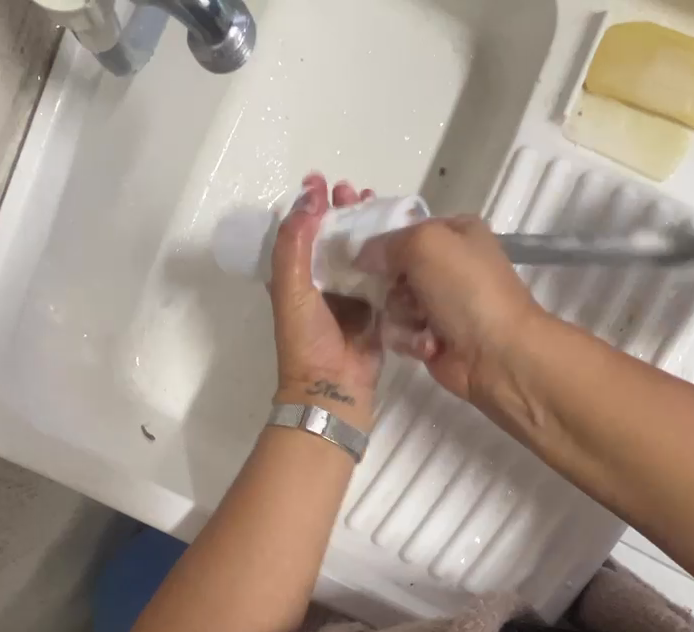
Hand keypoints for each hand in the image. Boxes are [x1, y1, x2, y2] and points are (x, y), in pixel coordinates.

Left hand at [270, 174, 382, 427]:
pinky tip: (404, 238)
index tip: (325, 181)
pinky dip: (394, 257)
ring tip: (382, 206)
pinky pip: (387, 277)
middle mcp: (324, 284)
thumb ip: (295, 242)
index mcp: (298, 278)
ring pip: (364, 253)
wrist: (333, 387)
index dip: (314, 205)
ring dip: (372, 228)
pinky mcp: (378, 310)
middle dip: (347, 211)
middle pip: (338, 237)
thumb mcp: (290, 287)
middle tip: (358, 191)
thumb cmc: (306, 339)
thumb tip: (310, 196)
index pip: (305, 232)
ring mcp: (353, 297)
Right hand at [359, 215, 548, 409]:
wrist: (496, 352)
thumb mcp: (426, 243)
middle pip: (392, 270)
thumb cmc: (466, 289)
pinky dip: (409, 339)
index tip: (364, 260)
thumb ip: (386, 242)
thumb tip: (361, 258)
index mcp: (454, 233)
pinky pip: (398, 332)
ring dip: (402, 316)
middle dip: (393, 285)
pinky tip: (429, 345)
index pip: (402, 231)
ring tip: (423, 324)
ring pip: (391, 304)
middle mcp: (446, 265)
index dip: (382, 245)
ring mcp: (438, 303)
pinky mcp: (430, 337)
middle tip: (407, 294)